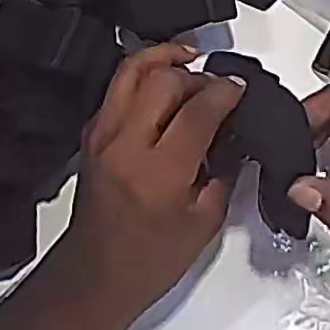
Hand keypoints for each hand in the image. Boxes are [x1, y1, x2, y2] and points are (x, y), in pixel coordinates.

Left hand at [44, 42, 247, 327]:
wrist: (96, 272)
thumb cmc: (146, 260)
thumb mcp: (202, 224)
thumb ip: (222, 173)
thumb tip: (233, 134)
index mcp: (157, 173)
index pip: (195, 112)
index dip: (223, 92)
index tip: (237, 88)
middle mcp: (124, 145)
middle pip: (162, 80)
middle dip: (197, 75)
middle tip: (215, 84)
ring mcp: (102, 133)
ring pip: (130, 70)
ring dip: (163, 57)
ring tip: (188, 57)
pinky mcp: (92, 130)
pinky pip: (117, 86)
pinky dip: (142, 74)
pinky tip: (161, 80)